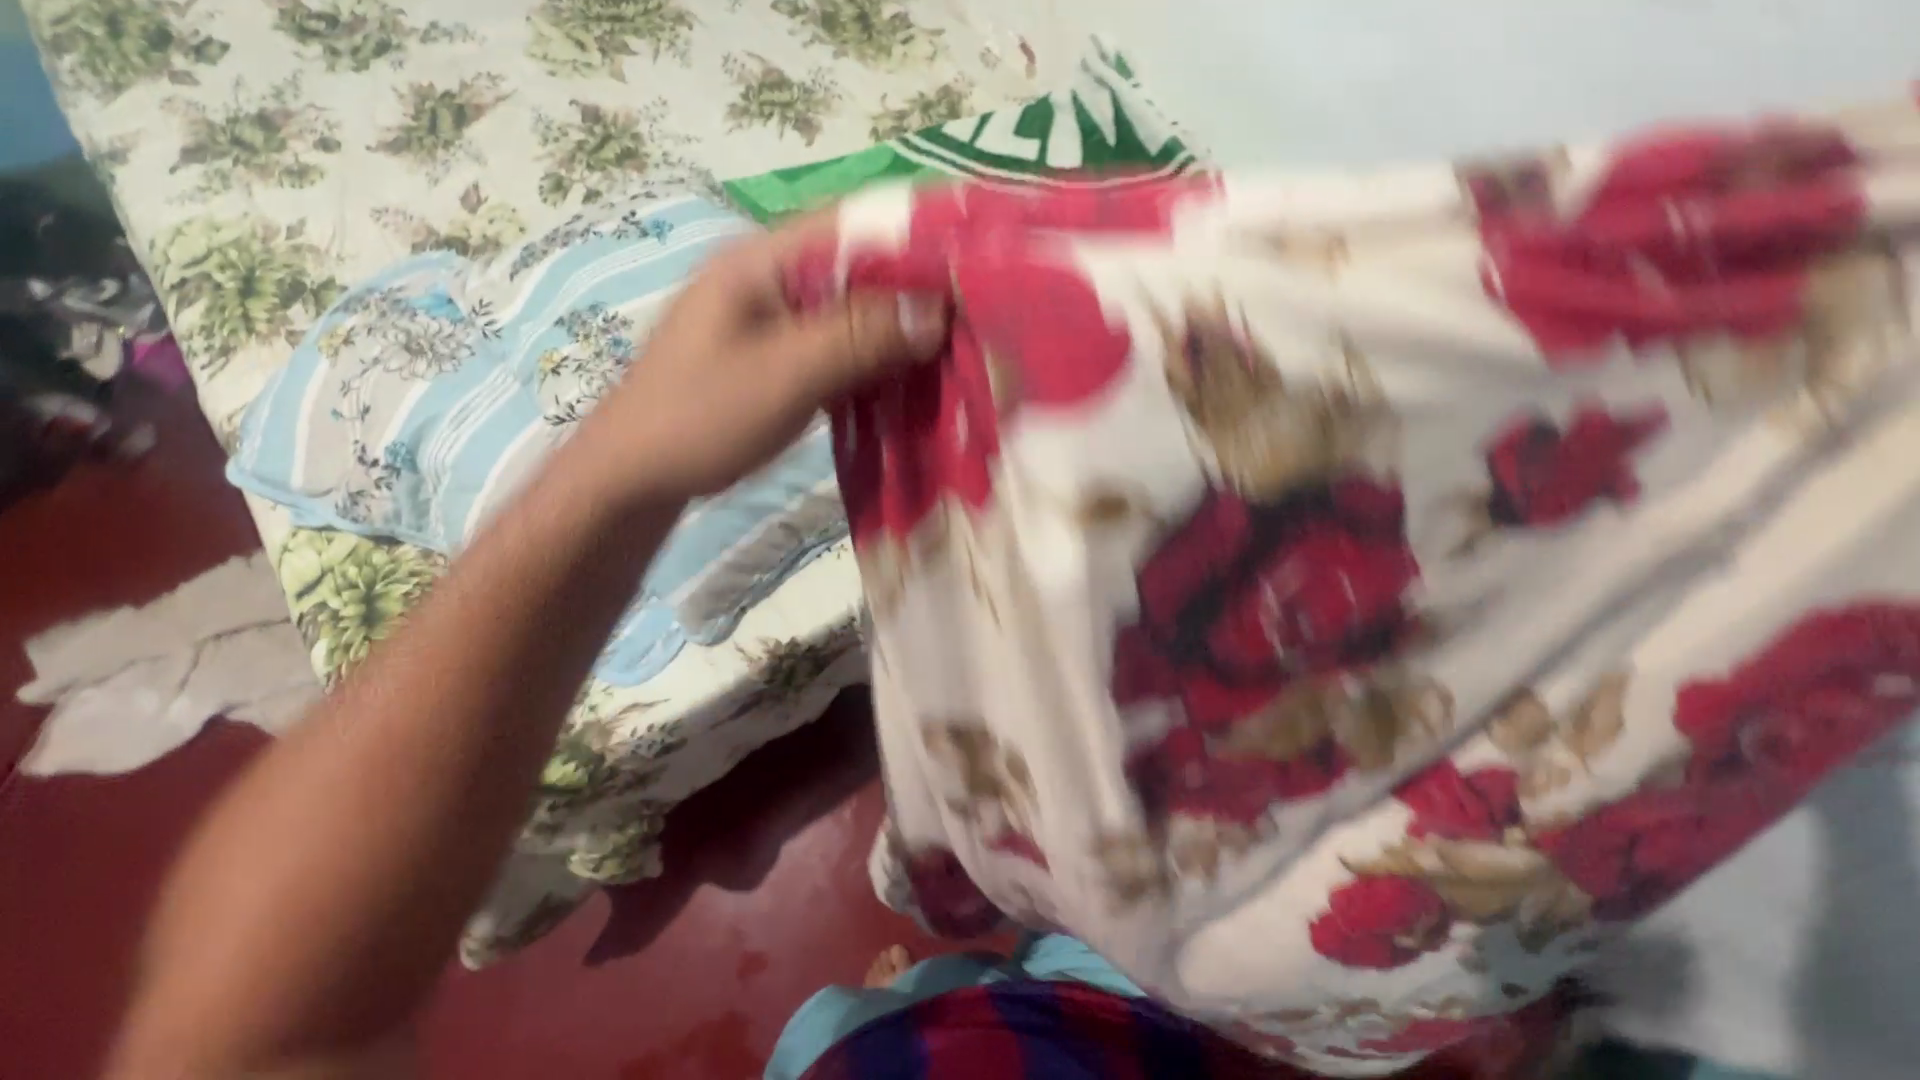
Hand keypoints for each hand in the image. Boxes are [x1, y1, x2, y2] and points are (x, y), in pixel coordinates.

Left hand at [576, 214, 948, 502]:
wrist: (633, 477)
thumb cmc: (698, 418)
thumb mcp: (784, 374)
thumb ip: (859, 335)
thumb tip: (939, 309)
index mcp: (764, 259)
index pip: (857, 224)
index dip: (920, 236)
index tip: (980, 262)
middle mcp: (773, 278)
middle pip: (862, 268)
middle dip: (920, 290)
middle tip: (983, 316)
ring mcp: (776, 320)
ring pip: (856, 312)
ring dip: (904, 330)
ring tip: (963, 348)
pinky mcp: (781, 358)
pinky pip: (843, 348)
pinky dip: (879, 361)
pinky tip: (916, 379)